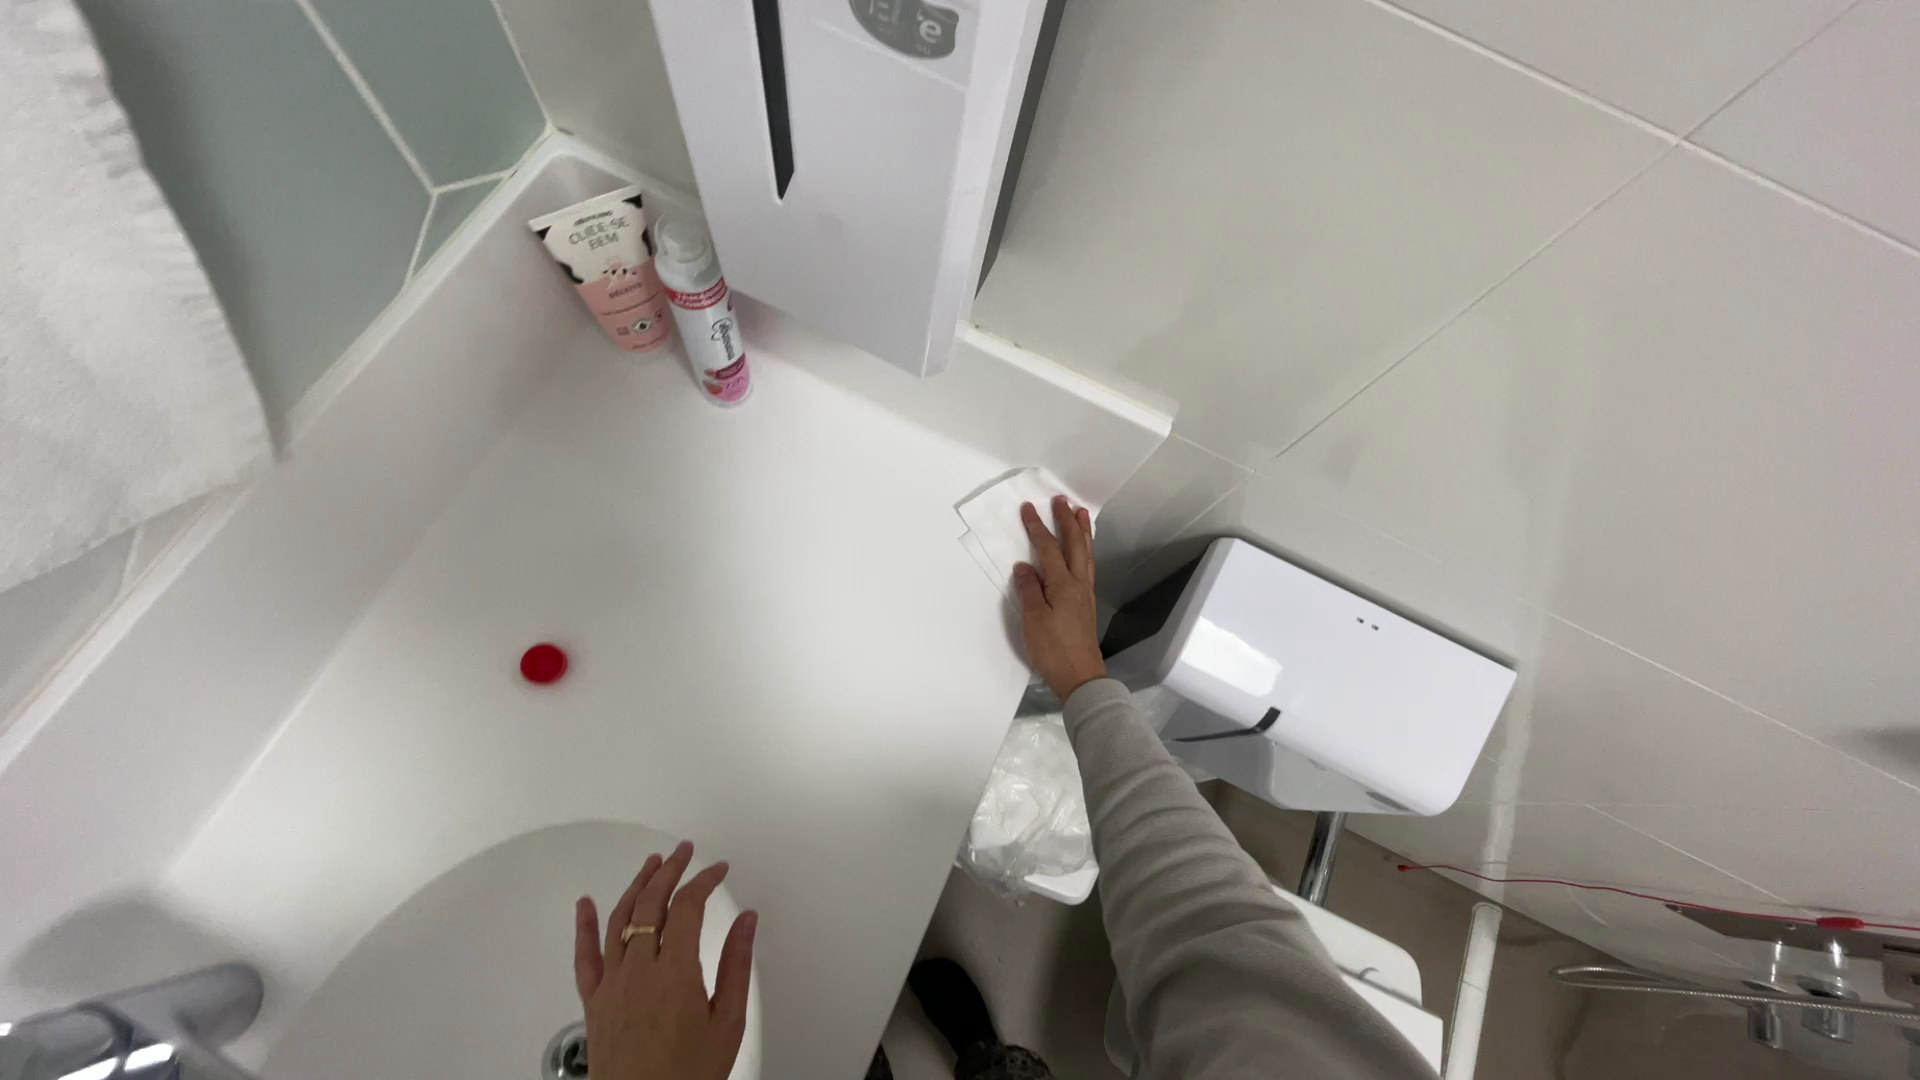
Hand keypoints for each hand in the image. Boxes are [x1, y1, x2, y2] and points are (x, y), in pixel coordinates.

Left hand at [574, 841, 756, 1079]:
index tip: (720, 869)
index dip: (704, 880)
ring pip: (619, 919)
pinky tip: (583, 903)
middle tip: (686, 851)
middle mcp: (638, 969)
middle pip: (651, 903)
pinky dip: (583, 926)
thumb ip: (736, 964)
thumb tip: (748, 918)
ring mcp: (611, 984)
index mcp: (675, 971)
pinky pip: (584, 957)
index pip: (688, 906)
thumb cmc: (690, 1073)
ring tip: (652, 862)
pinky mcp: (593, 1001)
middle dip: (670, 870)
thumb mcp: (728, 1022)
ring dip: (637, 885)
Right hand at [1013, 495, 1106, 700]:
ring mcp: (1085, 594)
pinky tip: (1083, 551)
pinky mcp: (1086, 604)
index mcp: (1062, 584)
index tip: (1028, 508)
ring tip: (1080, 514)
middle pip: (1074, 545)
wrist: (1080, 677)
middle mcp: (1078, 584)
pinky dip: (1086, 551)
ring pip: (1086, 554)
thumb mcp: (1033, 620)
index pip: (1047, 548)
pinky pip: (1088, 566)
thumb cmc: (1053, 649)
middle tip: (1061, 500)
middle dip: (1066, 521)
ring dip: (1082, 532)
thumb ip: (1028, 590)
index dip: (1037, 527)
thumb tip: (1024, 566)